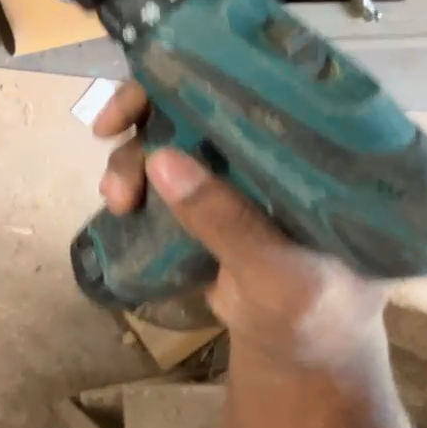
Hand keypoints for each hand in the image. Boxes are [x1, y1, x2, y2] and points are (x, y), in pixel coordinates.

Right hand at [94, 83, 388, 372]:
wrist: (297, 356)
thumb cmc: (316, 314)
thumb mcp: (281, 275)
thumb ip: (229, 222)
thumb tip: (162, 159)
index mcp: (320, 151)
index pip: (265, 85)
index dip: (207, 71)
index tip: (157, 83)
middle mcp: (275, 147)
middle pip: (200, 98)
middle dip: (144, 109)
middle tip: (106, 129)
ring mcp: (236, 169)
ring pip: (167, 134)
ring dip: (130, 157)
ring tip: (118, 198)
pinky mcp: (205, 193)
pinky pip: (155, 168)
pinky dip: (128, 177)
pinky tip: (119, 202)